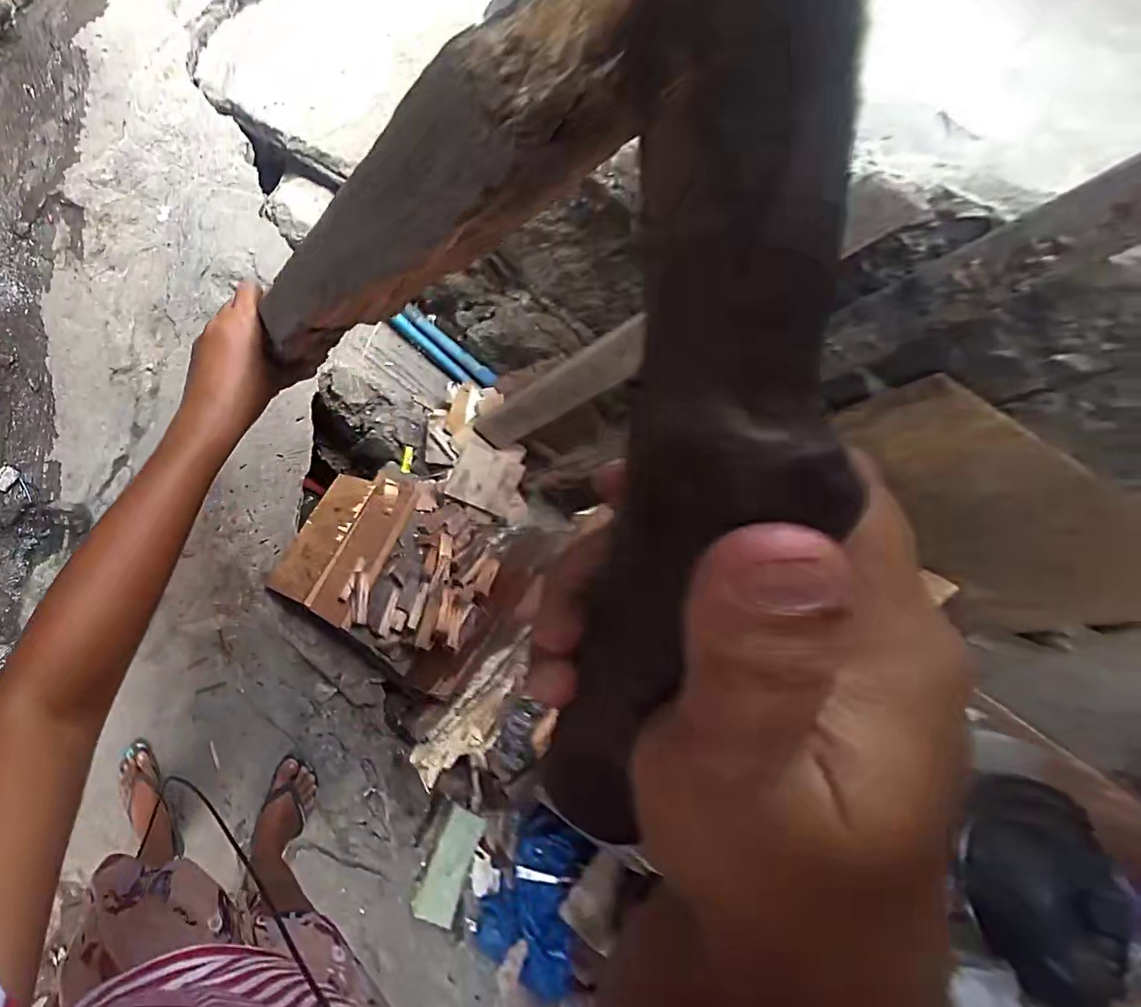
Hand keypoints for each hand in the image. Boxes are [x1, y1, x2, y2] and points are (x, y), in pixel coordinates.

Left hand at [177, 283, 290, 444]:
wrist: (208, 420)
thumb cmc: (240, 397)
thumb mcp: (277, 378)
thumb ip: (296, 364)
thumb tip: (310, 360)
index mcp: (240, 318)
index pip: (251, 287)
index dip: (265, 298)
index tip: (275, 314)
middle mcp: (219, 322)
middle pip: (237, 303)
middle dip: (252, 317)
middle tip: (267, 337)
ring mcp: (204, 337)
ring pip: (224, 322)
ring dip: (237, 332)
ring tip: (252, 356)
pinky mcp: (196, 353)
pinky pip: (214, 339)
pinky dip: (224, 346)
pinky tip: (236, 368)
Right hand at [531, 456, 972, 1003]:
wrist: (764, 953)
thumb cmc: (764, 864)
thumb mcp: (742, 763)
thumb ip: (755, 660)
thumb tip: (772, 535)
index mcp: (872, 631)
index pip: (825, 496)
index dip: (728, 467)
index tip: (623, 482)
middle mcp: (831, 627)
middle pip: (713, 535)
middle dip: (615, 558)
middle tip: (557, 609)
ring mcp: (776, 654)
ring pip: (669, 579)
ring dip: (591, 604)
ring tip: (548, 663)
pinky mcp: (731, 678)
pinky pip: (656, 624)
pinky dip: (599, 640)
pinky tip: (560, 683)